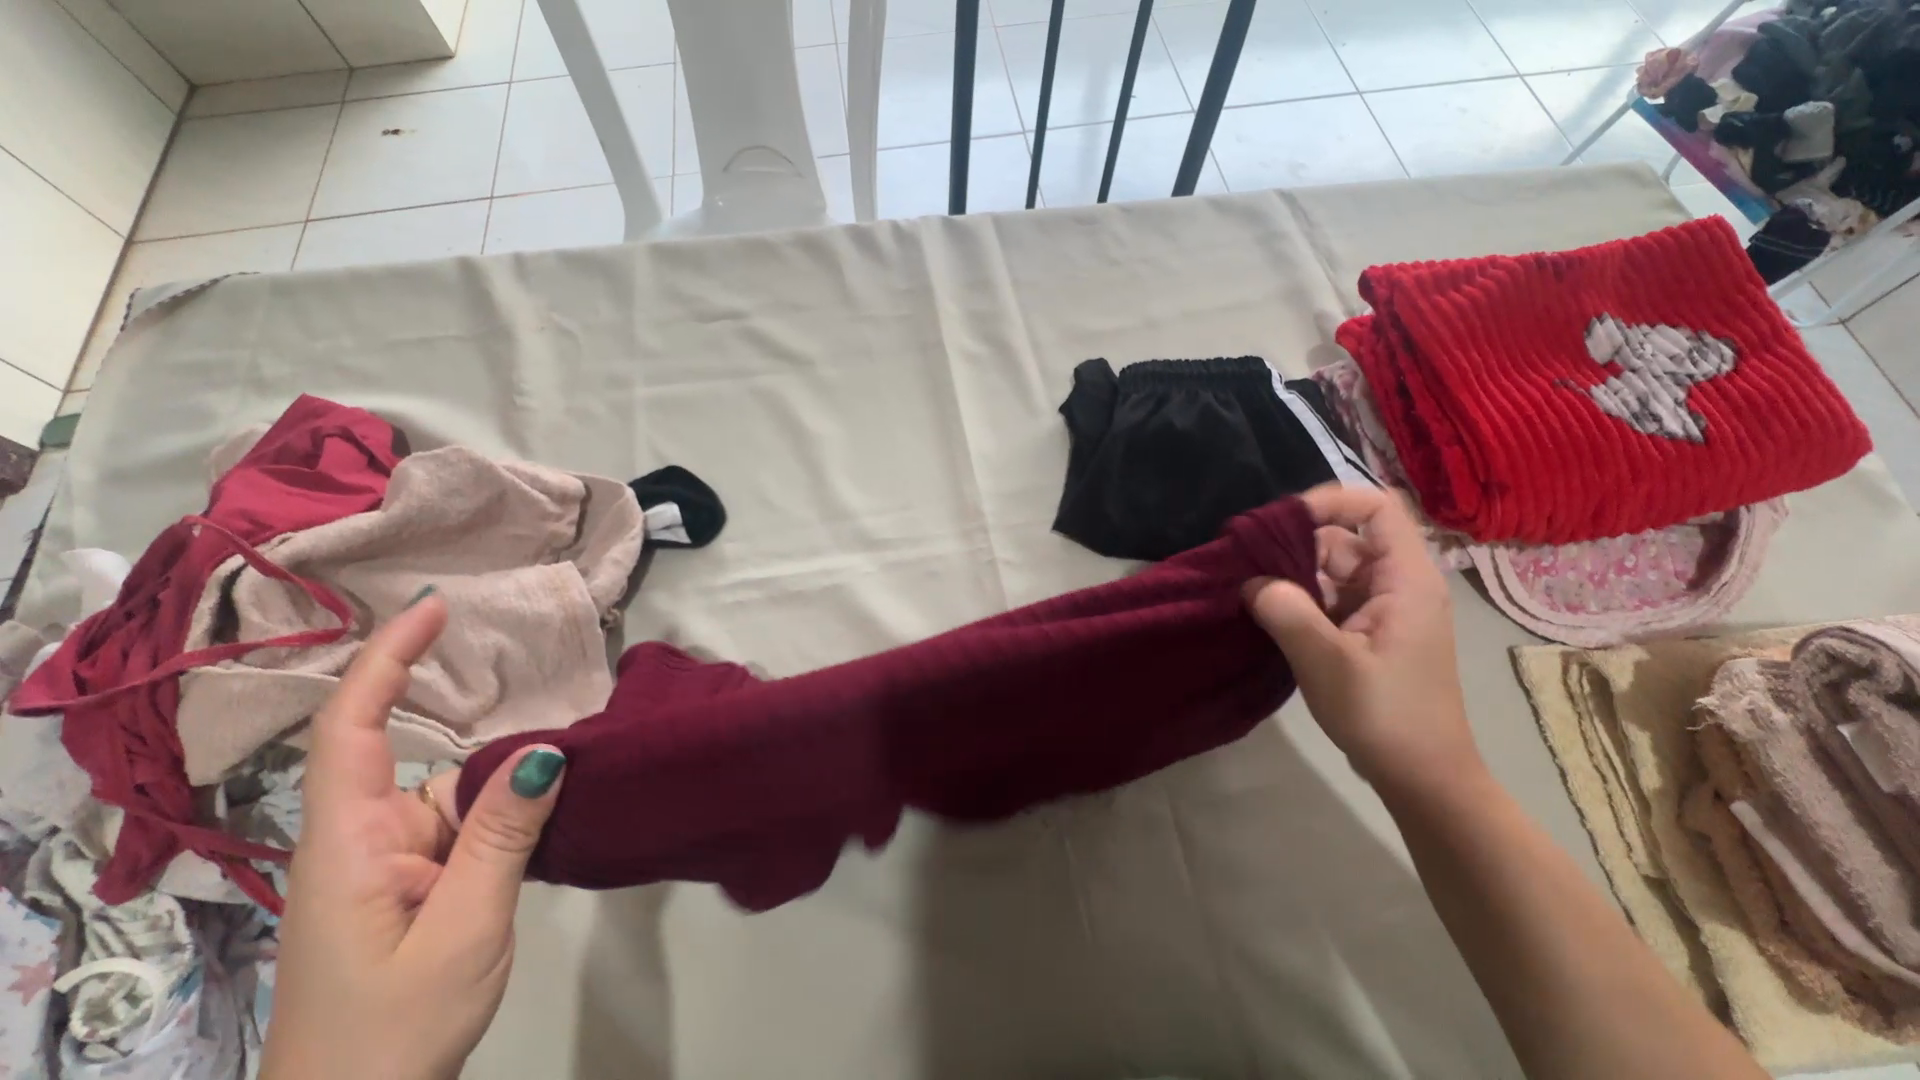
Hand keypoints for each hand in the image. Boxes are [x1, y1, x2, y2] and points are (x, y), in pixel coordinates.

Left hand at [262, 590, 567, 1079]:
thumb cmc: (394, 1028)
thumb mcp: (466, 929)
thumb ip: (502, 837)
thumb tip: (543, 753)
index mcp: (348, 841)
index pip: (354, 726)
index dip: (388, 659)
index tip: (436, 608)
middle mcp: (360, 840)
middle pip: (427, 766)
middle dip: (490, 765)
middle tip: (560, 763)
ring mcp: (384, 867)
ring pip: (452, 803)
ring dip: (502, 807)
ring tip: (559, 813)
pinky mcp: (407, 889)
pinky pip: (459, 835)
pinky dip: (500, 830)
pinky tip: (540, 838)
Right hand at [1243, 485, 1482, 799]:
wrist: (1423, 776)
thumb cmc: (1384, 714)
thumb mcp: (1327, 662)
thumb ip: (1287, 611)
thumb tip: (1253, 581)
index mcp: (1405, 579)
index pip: (1376, 507)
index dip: (1330, 501)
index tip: (1280, 523)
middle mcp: (1398, 584)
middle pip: (1345, 539)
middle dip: (1296, 546)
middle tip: (1246, 564)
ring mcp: (1384, 610)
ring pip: (1333, 571)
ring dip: (1293, 577)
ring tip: (1249, 592)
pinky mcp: (1369, 633)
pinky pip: (1332, 599)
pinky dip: (1301, 602)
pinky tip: (1268, 617)